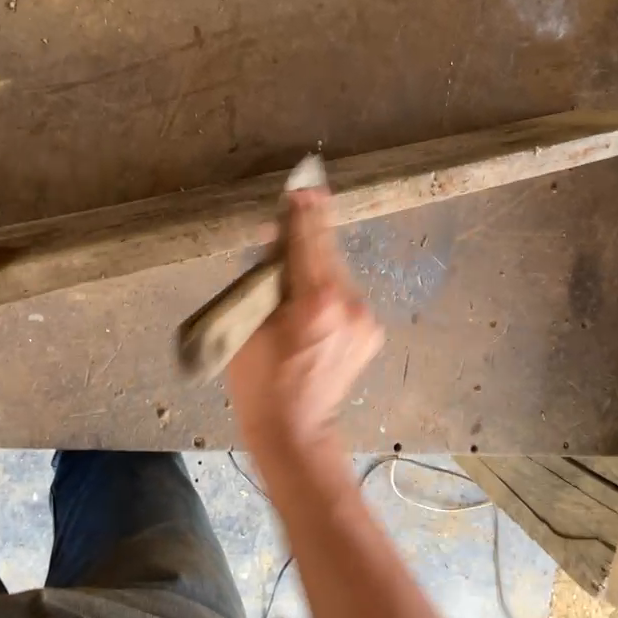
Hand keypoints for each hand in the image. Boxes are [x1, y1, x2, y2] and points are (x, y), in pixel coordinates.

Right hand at [226, 188, 383, 453]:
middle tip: (303, 198)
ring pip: (338, 272)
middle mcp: (349, 305)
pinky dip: (328, 284)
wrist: (296, 431)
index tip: (304, 187)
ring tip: (298, 247)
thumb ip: (264, 281)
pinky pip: (345, 294)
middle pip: (328, 252)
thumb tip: (272, 247)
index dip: (304, 213)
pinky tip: (312, 287)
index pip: (308, 242)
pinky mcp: (369, 333)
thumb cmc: (259, 383)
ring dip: (318, 258)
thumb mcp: (248, 325)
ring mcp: (364, 320)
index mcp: (316, 301)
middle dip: (311, 229)